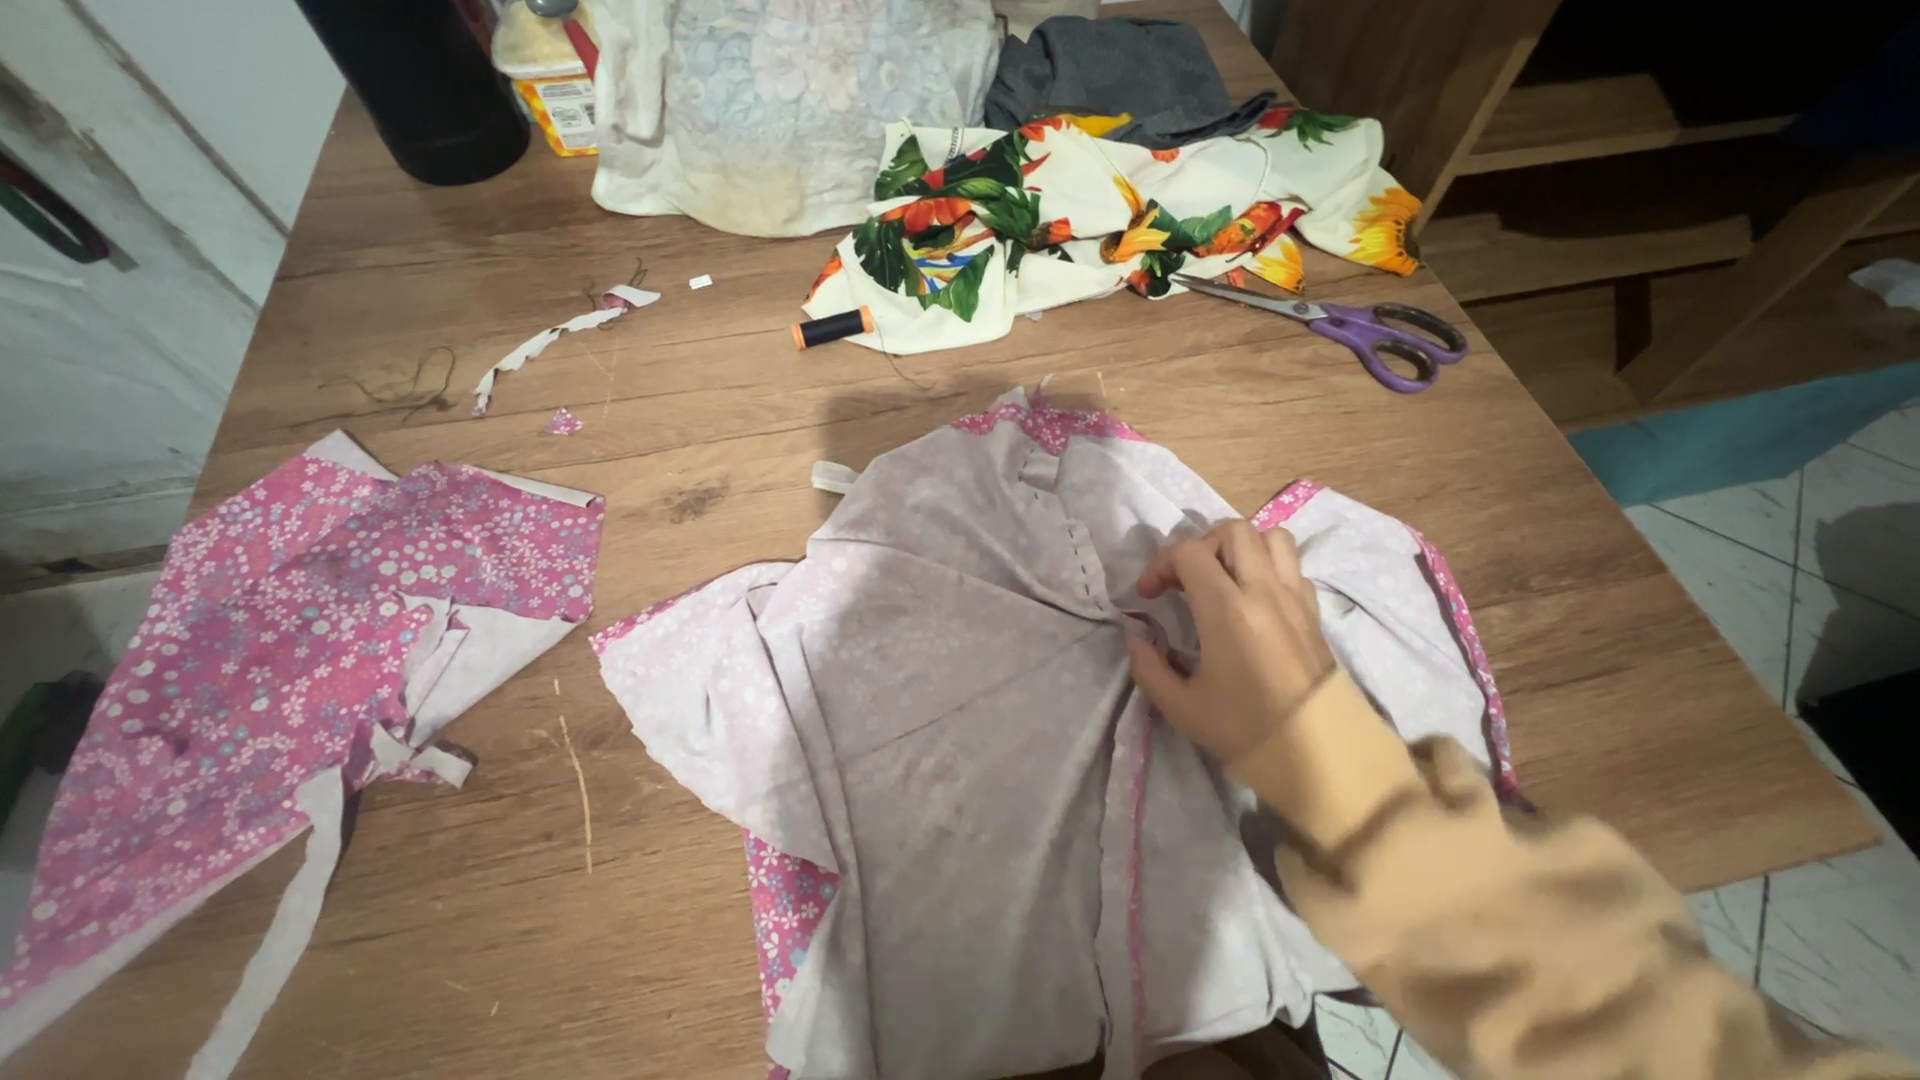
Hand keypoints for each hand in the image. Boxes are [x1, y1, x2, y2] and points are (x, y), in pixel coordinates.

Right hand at [1128, 520, 1336, 762]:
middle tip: (1185, 579)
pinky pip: (1292, 566)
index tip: (1148, 596)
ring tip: (1223, 577)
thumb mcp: (1182, 707)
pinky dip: (1269, 567)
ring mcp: (1294, 597)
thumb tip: (1138, 639)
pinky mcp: (1314, 611)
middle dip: (1200, 546)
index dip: (1160, 566)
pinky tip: (1254, 597)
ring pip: (1271, 537)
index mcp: (1227, 609)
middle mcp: (1263, 591)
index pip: (1189, 553)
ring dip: (1241, 547)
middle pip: (1232, 531)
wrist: (1318, 755)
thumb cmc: (1245, 730)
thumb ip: (1149, 668)